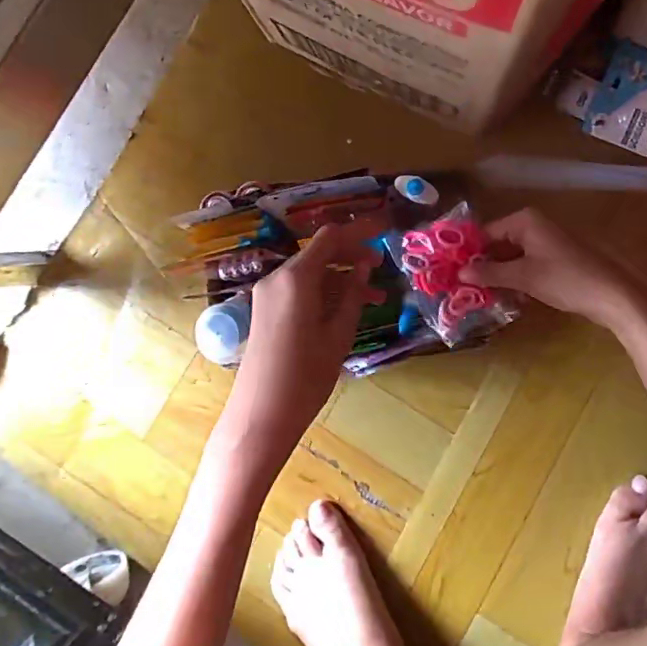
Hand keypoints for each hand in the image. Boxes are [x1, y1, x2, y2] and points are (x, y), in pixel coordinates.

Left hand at [224, 223, 384, 448]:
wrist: (261, 415)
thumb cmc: (305, 377)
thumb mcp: (338, 334)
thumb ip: (352, 294)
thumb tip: (364, 266)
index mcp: (296, 278)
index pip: (330, 237)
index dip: (359, 231)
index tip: (385, 230)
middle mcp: (278, 278)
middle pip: (319, 252)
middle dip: (352, 255)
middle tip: (383, 267)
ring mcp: (268, 294)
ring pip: (311, 272)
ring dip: (341, 277)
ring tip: (376, 296)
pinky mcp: (266, 310)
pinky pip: (299, 289)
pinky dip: (323, 291)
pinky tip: (348, 307)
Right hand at [459, 209, 646, 330]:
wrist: (612, 295)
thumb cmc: (566, 279)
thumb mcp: (523, 277)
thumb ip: (489, 273)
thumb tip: (459, 273)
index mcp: (525, 220)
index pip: (485, 232)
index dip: (467, 252)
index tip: (449, 272)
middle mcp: (534, 225)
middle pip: (497, 243)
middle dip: (481, 264)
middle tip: (459, 286)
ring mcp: (546, 241)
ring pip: (510, 256)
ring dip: (496, 274)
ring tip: (476, 294)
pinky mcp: (554, 259)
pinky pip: (524, 264)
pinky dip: (513, 277)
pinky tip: (503, 295)